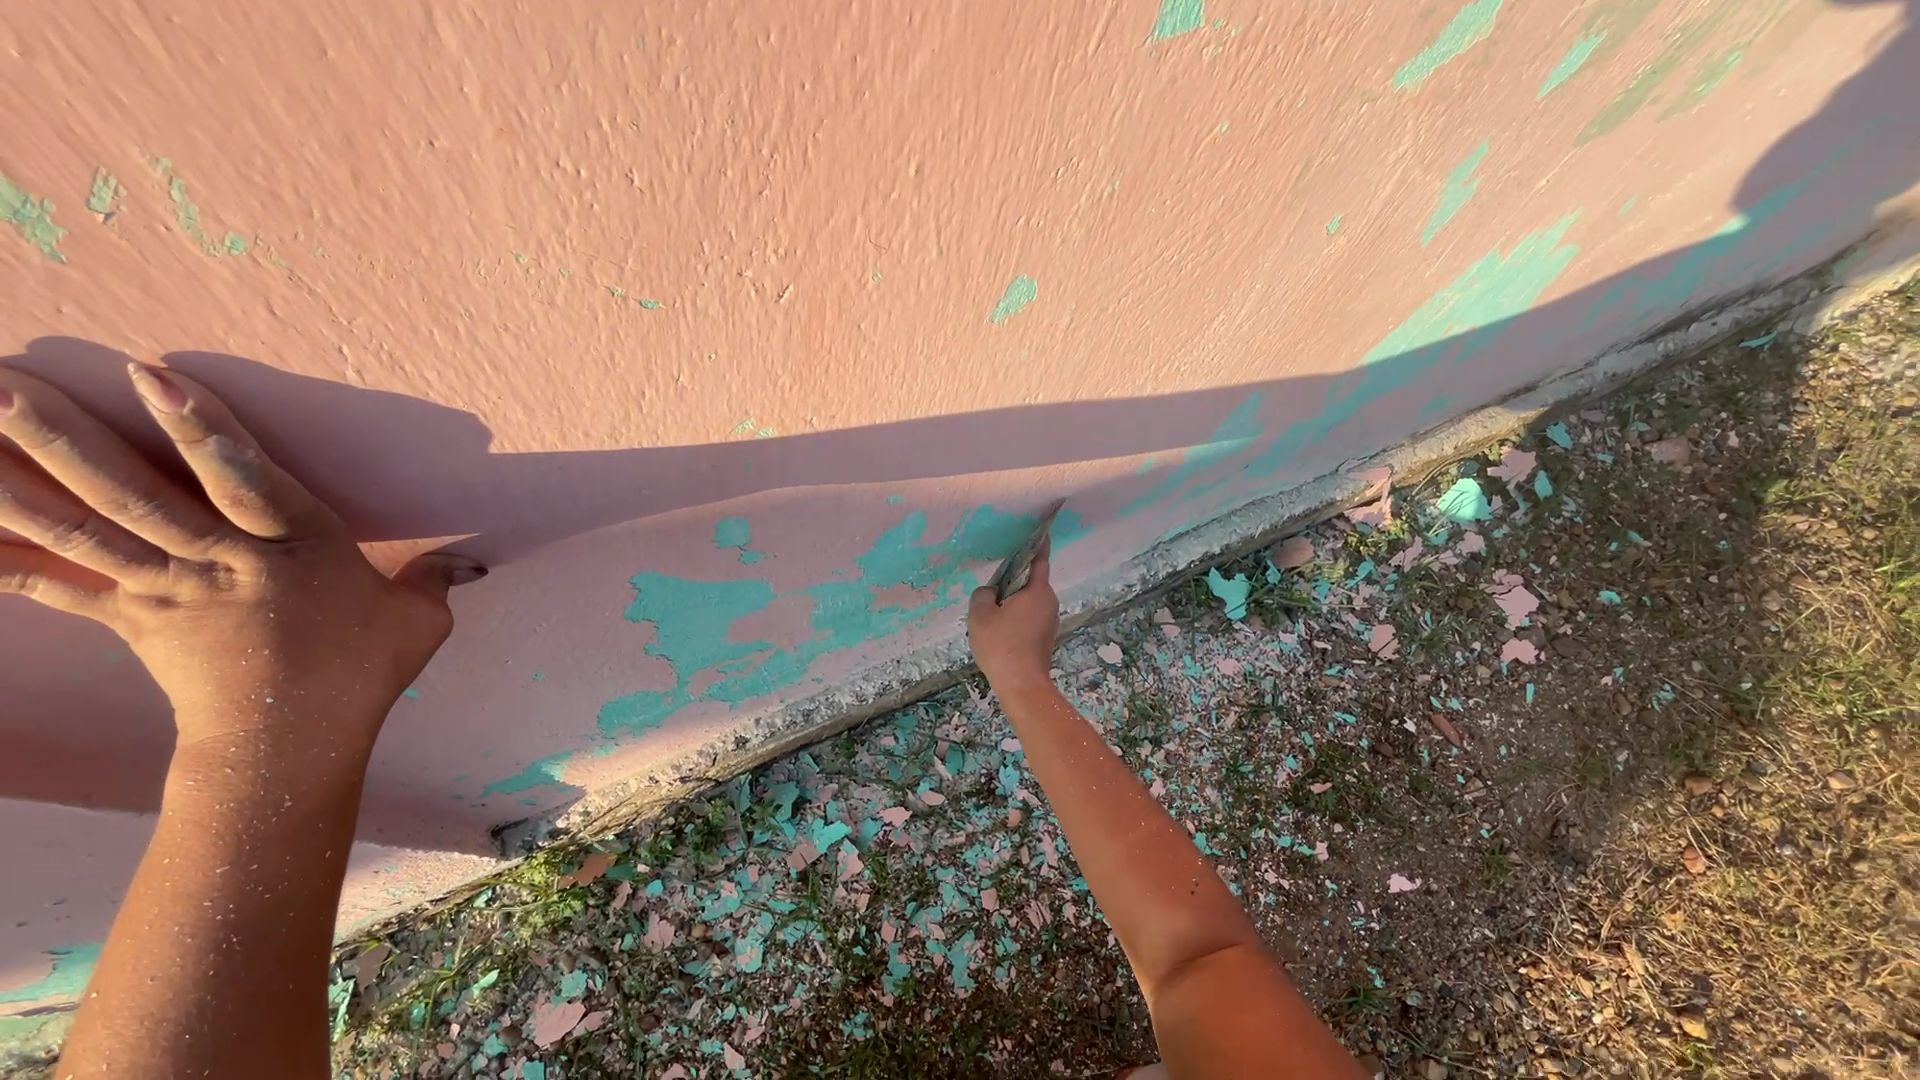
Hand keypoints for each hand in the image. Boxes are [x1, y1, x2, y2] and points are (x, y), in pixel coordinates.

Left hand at [0, 363, 483, 759]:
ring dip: (18, 479)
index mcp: (297, 552)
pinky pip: (53, 582)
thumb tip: (466, 561)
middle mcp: (222, 564)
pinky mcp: (130, 617)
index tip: (153, 376)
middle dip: (70, 440)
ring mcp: (166, 591)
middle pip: (138, 497)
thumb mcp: (418, 622)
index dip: (202, 430)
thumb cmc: (361, 674)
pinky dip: (0, 556)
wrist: (289, 742)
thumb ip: (432, 581)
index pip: (247, 482)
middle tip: (7, 384)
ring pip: (84, 527)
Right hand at [967, 542, 1059, 691]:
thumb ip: (983, 595)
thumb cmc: (1002, 645)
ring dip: (1012, 600)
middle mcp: (1049, 602)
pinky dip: (1016, 616)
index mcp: (1037, 591)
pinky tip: (999, 628)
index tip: (1041, 529)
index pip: (1039, 559)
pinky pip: (1029, 616)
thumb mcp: (980, 615)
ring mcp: (1049, 621)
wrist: (1021, 685)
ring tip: (990, 611)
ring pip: (1028, 601)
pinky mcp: (1045, 636)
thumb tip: (990, 594)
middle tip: (991, 584)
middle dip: (1013, 579)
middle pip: (1030, 581)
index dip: (1038, 544)